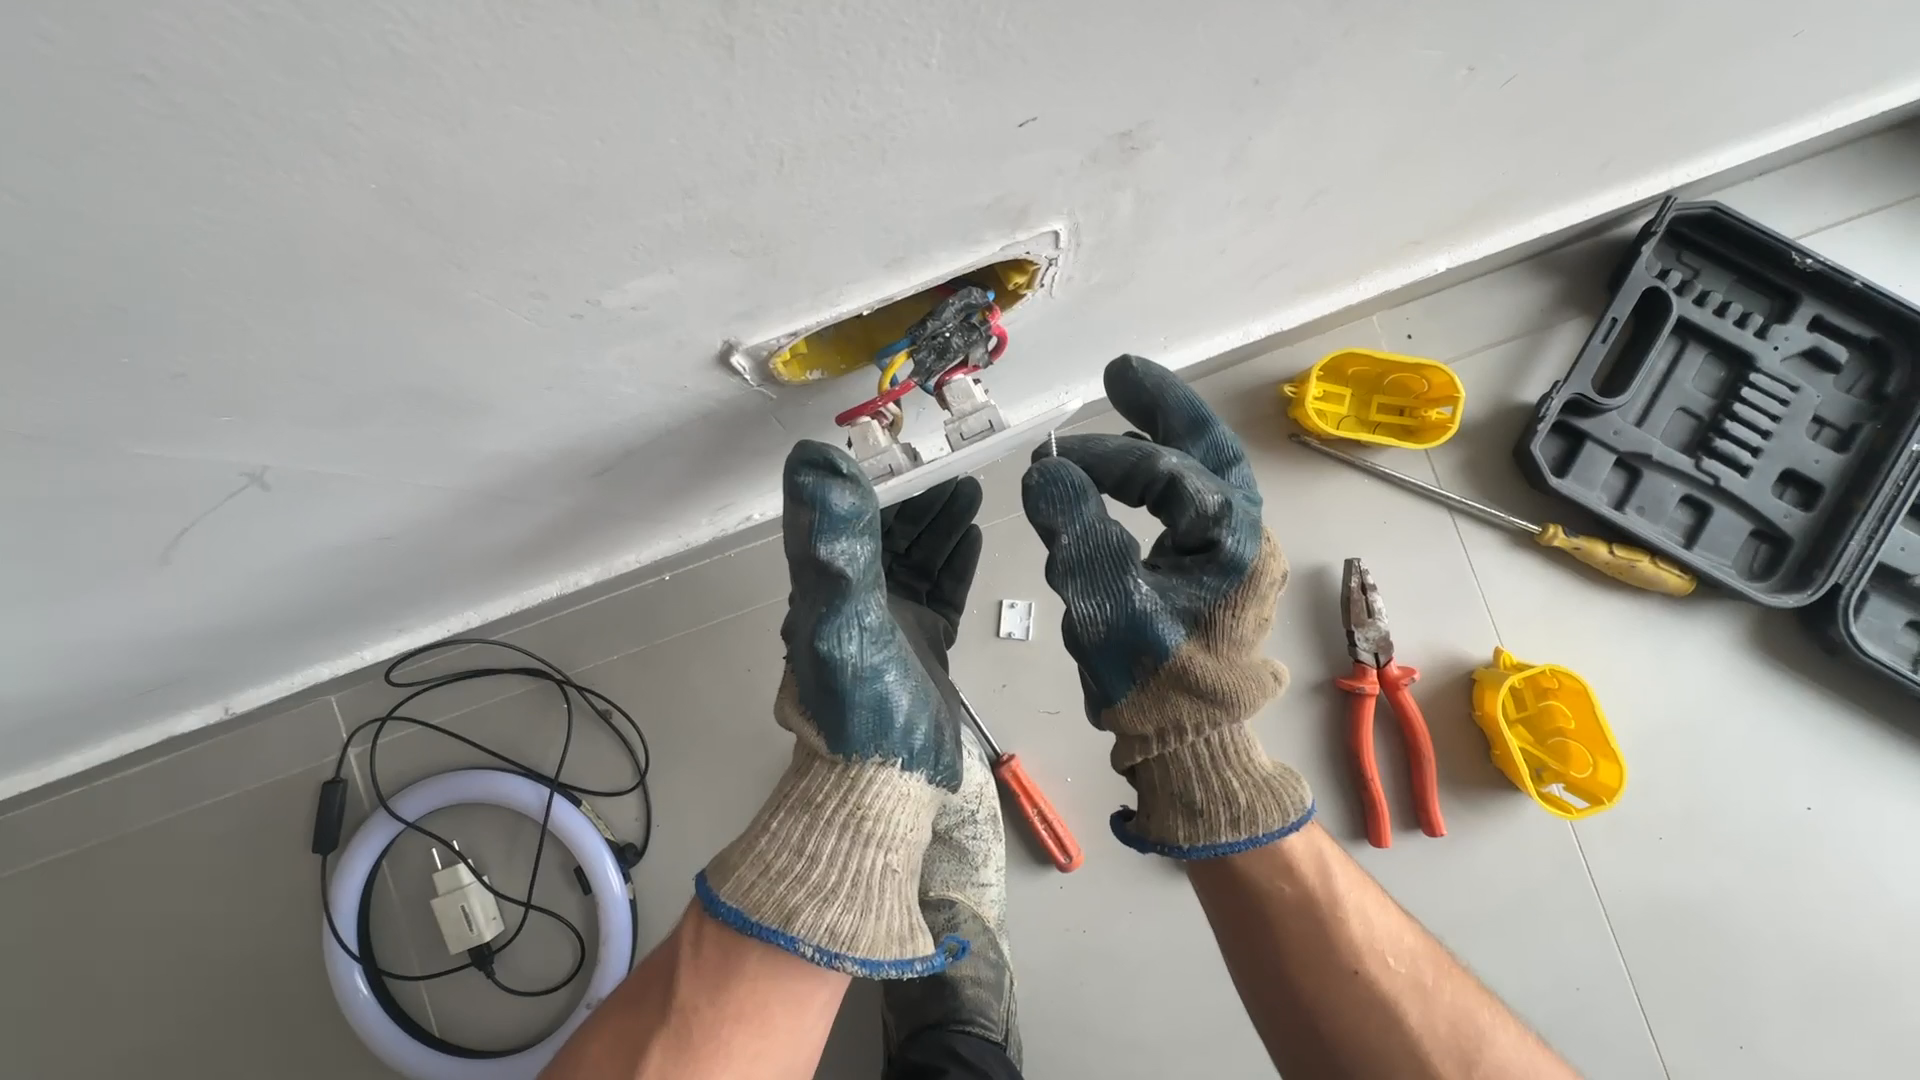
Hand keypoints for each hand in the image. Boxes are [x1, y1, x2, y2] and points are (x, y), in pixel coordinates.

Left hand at [698, 442, 971, 976]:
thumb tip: (810, 457)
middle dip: (919, 497)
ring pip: (917, 559)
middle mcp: (855, 599)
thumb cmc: (862, 704)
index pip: (849, 516)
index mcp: (826, 588)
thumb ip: (833, 542)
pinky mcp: (925, 645)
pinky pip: (941, 592)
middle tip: (954, 464)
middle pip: (888, 532)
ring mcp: (892, 623)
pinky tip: (973, 536)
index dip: (875, 479)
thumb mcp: (843, 620)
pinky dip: (955, 562)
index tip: (905, 445)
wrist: (887, 785)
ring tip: (970, 489)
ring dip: (941, 523)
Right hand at [1022, 355, 1312, 857]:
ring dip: (1160, 445)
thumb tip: (1046, 472)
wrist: (1187, 747)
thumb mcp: (1105, 609)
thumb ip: (1077, 534)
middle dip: (1163, 411)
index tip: (1050, 461)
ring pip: (1201, 479)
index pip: (1167, 474)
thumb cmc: (1154, 686)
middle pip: (1208, 453)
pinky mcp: (1214, 573)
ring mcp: (1234, 556)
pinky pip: (1188, 510)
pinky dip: (1156, 486)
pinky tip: (1123, 482)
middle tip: (1122, 374)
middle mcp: (1245, 539)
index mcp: (1232, 542)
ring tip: (1121, 416)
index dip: (1105, 458)